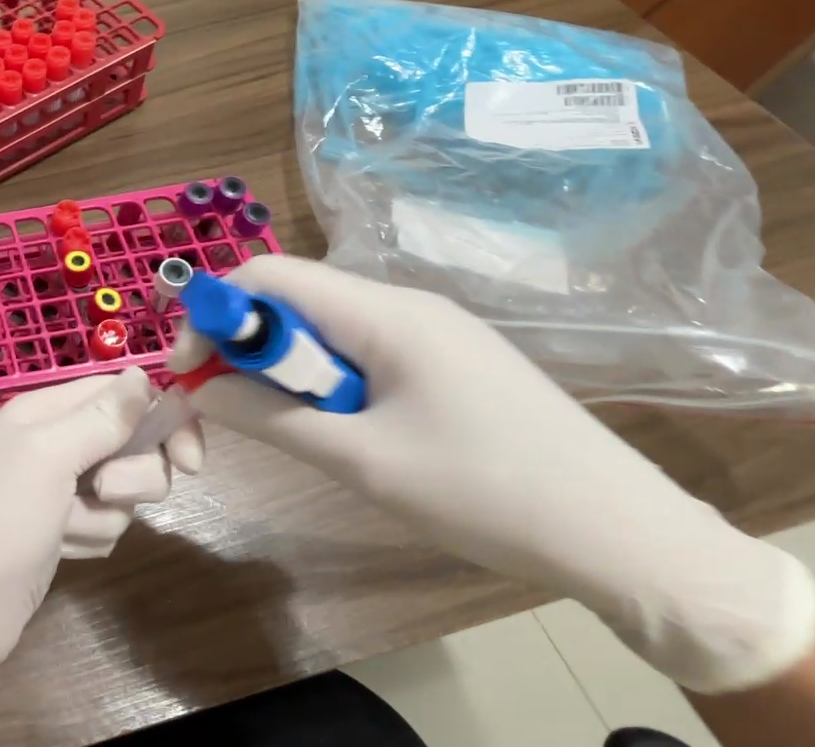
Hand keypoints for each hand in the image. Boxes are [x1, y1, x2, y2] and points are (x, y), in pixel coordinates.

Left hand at [0, 368, 202, 743]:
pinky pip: (106, 522)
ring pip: (124, 488)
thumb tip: (142, 374)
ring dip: (104, 514)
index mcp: (46, 410)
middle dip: (131, 475)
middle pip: (132, 442)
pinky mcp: (63, 528)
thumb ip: (99, 417)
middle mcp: (55, 441)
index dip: (162, 417)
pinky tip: (61, 549)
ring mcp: (59, 488)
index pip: (122, 392)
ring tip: (66, 528)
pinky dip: (91, 538)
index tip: (190, 459)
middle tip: (103, 491)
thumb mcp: (48, 456)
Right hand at [172, 255, 814, 693]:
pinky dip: (325, 377)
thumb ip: (268, 417)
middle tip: (229, 404)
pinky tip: (340, 424)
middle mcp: (404, 303)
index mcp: (384, 312)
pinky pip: (360, 347)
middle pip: (293, 297)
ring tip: (289, 424)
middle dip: (246, 343)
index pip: (267, 276)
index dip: (213, 312)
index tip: (188, 368)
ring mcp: (431, 329)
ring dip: (286, 365)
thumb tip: (202, 388)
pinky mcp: (448, 358)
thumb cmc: (486, 493)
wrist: (625, 537)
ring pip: (324, 325)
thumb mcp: (360, 461)